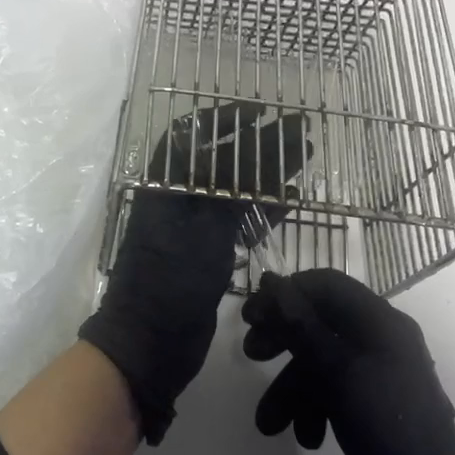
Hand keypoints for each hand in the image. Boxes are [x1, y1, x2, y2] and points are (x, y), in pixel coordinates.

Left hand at [78, 102, 306, 443]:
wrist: (149, 344)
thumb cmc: (171, 279)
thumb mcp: (205, 229)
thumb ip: (233, 189)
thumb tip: (255, 148)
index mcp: (165, 183)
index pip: (195, 135)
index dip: (225, 119)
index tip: (259, 110)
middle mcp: (176, 197)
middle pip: (222, 160)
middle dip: (259, 146)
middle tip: (297, 132)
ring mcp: (191, 226)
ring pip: (234, 189)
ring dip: (267, 175)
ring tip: (305, 157)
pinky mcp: (204, 252)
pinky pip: (236, 220)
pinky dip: (261, 209)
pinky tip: (290, 202)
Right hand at [243, 269, 454, 454]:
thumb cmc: (385, 420)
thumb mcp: (337, 369)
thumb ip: (301, 324)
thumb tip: (270, 279)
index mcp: (378, 320)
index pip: (325, 284)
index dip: (286, 293)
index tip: (251, 315)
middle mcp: (379, 339)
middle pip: (319, 323)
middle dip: (283, 343)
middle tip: (251, 354)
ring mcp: (377, 373)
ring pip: (321, 364)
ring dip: (292, 391)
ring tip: (270, 424)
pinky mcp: (373, 405)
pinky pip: (334, 392)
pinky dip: (314, 411)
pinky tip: (307, 437)